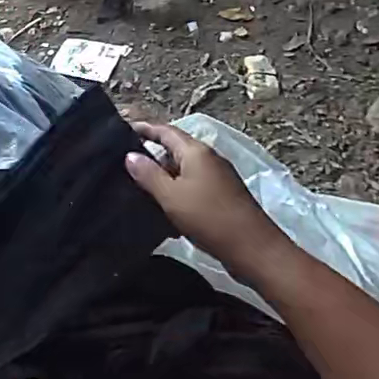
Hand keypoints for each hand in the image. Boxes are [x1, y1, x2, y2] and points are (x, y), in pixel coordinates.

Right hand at [124, 120, 289, 273]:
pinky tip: (164, 207)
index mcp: (196, 152)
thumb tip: (130, 155)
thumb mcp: (171, 196)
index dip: (144, 129)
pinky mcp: (223, 195)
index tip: (124, 130)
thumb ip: (148, 174)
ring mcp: (218, 177)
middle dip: (151, 155)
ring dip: (163, 176)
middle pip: (175, 149)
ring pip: (183, 169)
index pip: (165, 131)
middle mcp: (209, 158)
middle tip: (126, 164)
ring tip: (139, 188)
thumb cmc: (209, 218)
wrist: (254, 249)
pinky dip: (176, 190)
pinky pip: (193, 184)